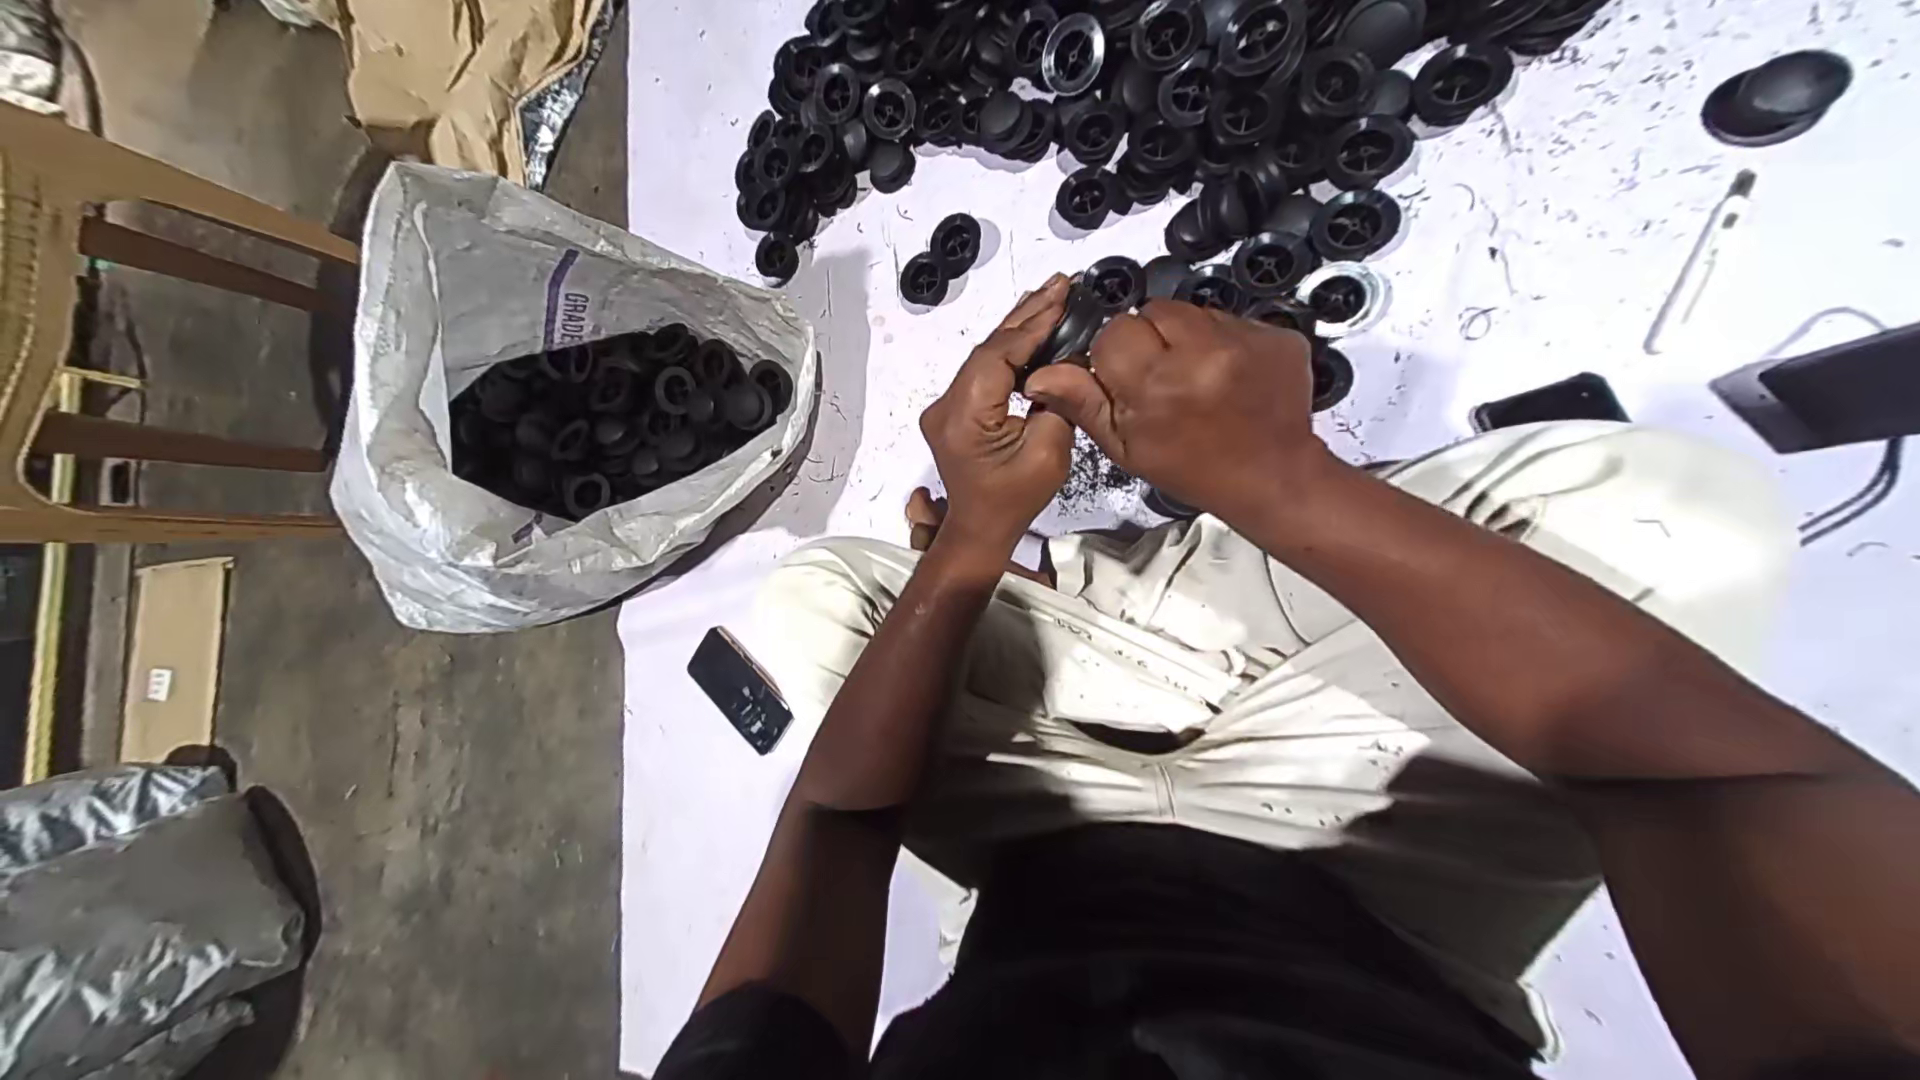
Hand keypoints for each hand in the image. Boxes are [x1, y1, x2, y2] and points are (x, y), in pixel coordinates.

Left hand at [918, 275, 1076, 557]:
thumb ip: (1056, 402)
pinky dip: (1008, 351)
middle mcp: (945, 407)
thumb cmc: (1014, 501)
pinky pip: (982, 372)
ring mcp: (944, 407)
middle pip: (988, 349)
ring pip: (984, 357)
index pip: (998, 356)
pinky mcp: (952, 411)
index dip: (1032, 324)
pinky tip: (1029, 331)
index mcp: (964, 418)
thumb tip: (1062, 362)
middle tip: (1059, 284)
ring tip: (1049, 298)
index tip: (1062, 295)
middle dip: (1026, 315)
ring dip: (1017, 329)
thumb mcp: (1048, 454)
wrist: (981, 527)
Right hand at [1023, 300, 1328, 524]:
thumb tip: (1043, 376)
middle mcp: (1201, 354)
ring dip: (1182, 336)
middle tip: (1162, 378)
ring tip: (1193, 377)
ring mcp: (1242, 341)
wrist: (1268, 475)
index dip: (1113, 355)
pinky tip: (1221, 374)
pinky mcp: (1272, 334)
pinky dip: (1217, 340)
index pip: (1113, 332)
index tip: (1126, 378)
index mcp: (1156, 385)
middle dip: (1147, 339)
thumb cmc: (1194, 468)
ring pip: (1188, 310)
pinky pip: (1226, 317)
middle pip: (1150, 311)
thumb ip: (1083, 403)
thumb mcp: (1126, 447)